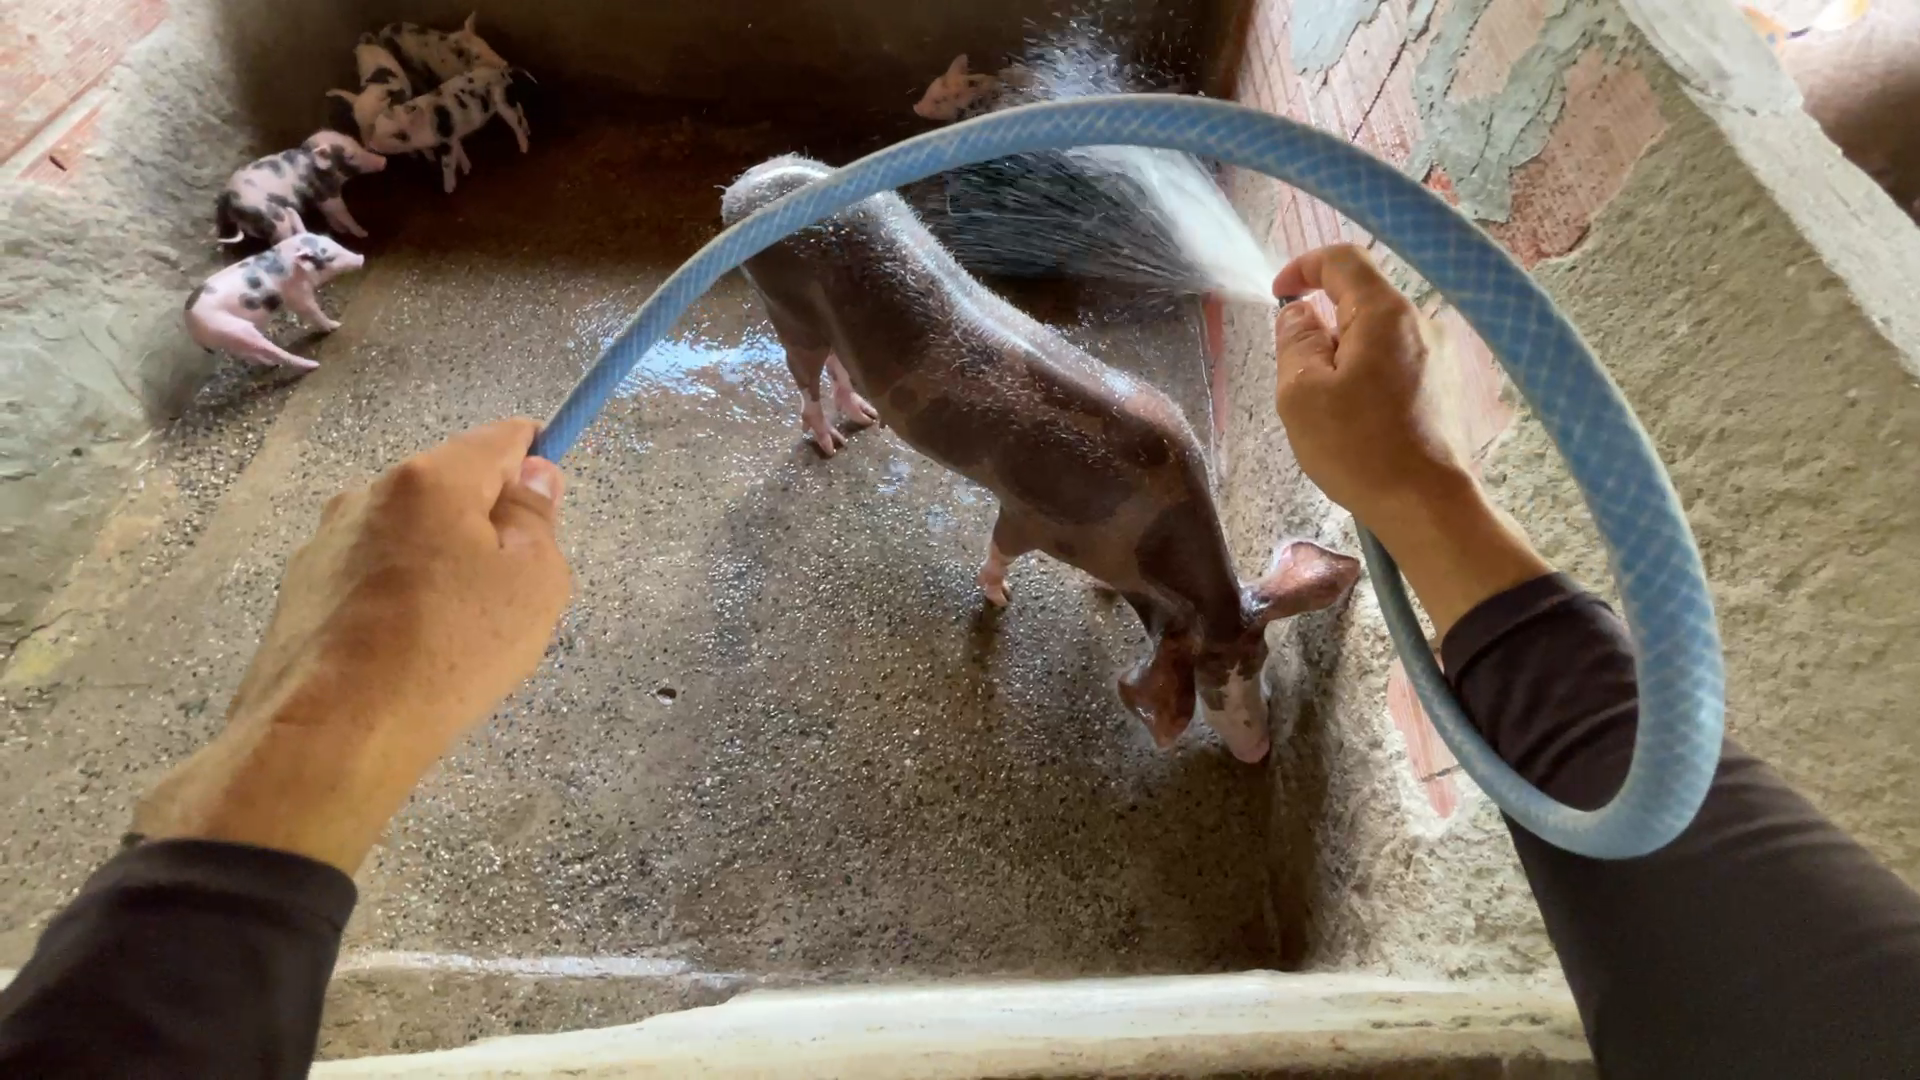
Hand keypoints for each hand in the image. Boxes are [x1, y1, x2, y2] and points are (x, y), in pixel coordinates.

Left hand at [136, 419, 571, 871]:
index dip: (539, 456)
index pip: (501, 438)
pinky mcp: (302, 588)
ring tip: (468, 620)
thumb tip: (534, 474)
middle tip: (519, 578)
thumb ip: (538, 516)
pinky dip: (410, 584)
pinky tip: (420, 639)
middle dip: (493, 515)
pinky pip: (379, 566)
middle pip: (455, 483)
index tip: (553, 499)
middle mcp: (371, 493)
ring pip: (415, 527)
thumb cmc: (457, 645)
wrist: (334, 734)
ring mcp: (327, 540)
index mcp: (432, 480)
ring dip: (450, 551)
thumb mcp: (535, 579)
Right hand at [1271, 244, 1466, 525]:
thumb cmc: (1355, 447)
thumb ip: (1294, 342)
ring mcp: (1439, 353)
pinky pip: (1393, 361)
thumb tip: (1298, 314)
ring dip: (1342, 357)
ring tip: (1327, 410)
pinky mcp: (1444, 383)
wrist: (1424, 502)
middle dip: (1321, 327)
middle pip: (1359, 301)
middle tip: (1297, 379)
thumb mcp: (1301, 394)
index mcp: (1384, 314)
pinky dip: (1365, 375)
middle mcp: (1420, 322)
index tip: (1278, 294)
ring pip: (1375, 335)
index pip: (1343, 260)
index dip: (1303, 266)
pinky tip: (1356, 421)